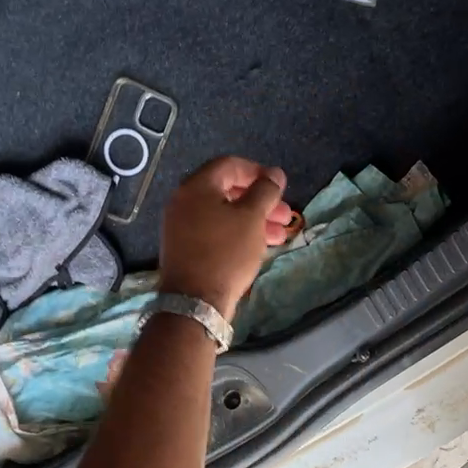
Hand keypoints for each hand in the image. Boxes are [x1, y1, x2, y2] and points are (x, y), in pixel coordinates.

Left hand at [156, 156, 295, 319]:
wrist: (195, 301)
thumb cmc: (226, 253)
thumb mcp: (252, 218)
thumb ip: (265, 191)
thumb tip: (275, 174)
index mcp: (196, 187)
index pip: (230, 166)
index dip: (258, 172)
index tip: (280, 186)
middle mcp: (184, 202)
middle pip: (228, 191)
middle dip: (261, 201)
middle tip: (285, 215)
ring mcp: (182, 226)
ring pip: (224, 214)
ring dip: (254, 220)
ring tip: (281, 236)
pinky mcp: (186, 248)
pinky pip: (215, 231)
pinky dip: (238, 233)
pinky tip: (259, 246)